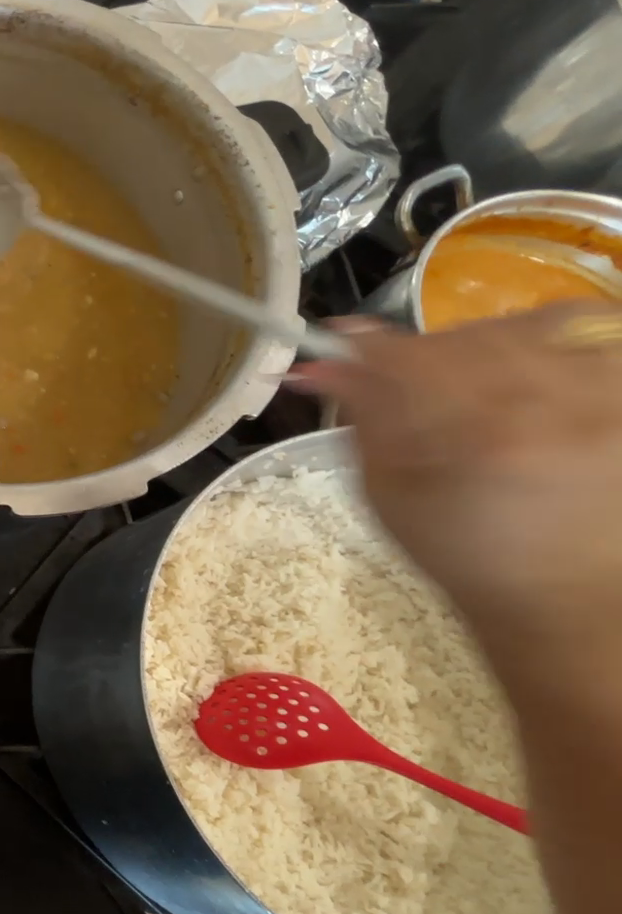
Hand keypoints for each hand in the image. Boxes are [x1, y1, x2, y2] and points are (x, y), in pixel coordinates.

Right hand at [298, 302, 621, 651]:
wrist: (556, 589)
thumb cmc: (453, 547)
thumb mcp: (384, 489)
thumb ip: (363, 416)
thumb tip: (320, 365)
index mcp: (480, 439)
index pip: (412, 358)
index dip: (367, 347)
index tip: (338, 345)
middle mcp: (557, 409)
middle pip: (472, 336)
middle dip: (425, 349)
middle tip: (402, 376)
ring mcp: (607, 403)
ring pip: (540, 324)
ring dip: (489, 341)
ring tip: (469, 374)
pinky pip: (601, 335)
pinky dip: (555, 340)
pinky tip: (529, 369)